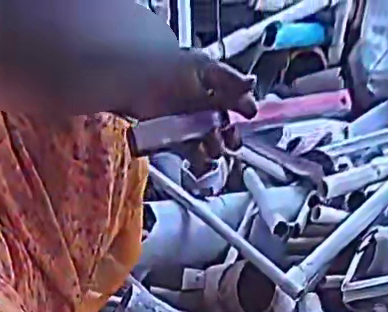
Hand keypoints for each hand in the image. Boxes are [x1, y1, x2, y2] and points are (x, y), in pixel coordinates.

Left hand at [122, 51, 253, 172]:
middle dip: (228, 136)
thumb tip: (251, 84)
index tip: (250, 115)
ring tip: (214, 154)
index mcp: (210, 83)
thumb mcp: (204, 74)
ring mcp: (186, 122)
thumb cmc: (167, 72)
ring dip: (213, 150)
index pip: (233, 97)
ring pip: (206, 141)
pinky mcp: (173, 138)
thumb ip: (229, 84)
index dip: (242, 107)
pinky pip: (189, 152)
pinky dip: (196, 160)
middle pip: (220, 124)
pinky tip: (201, 164)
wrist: (136, 85)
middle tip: (232, 144)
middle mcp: (199, 103)